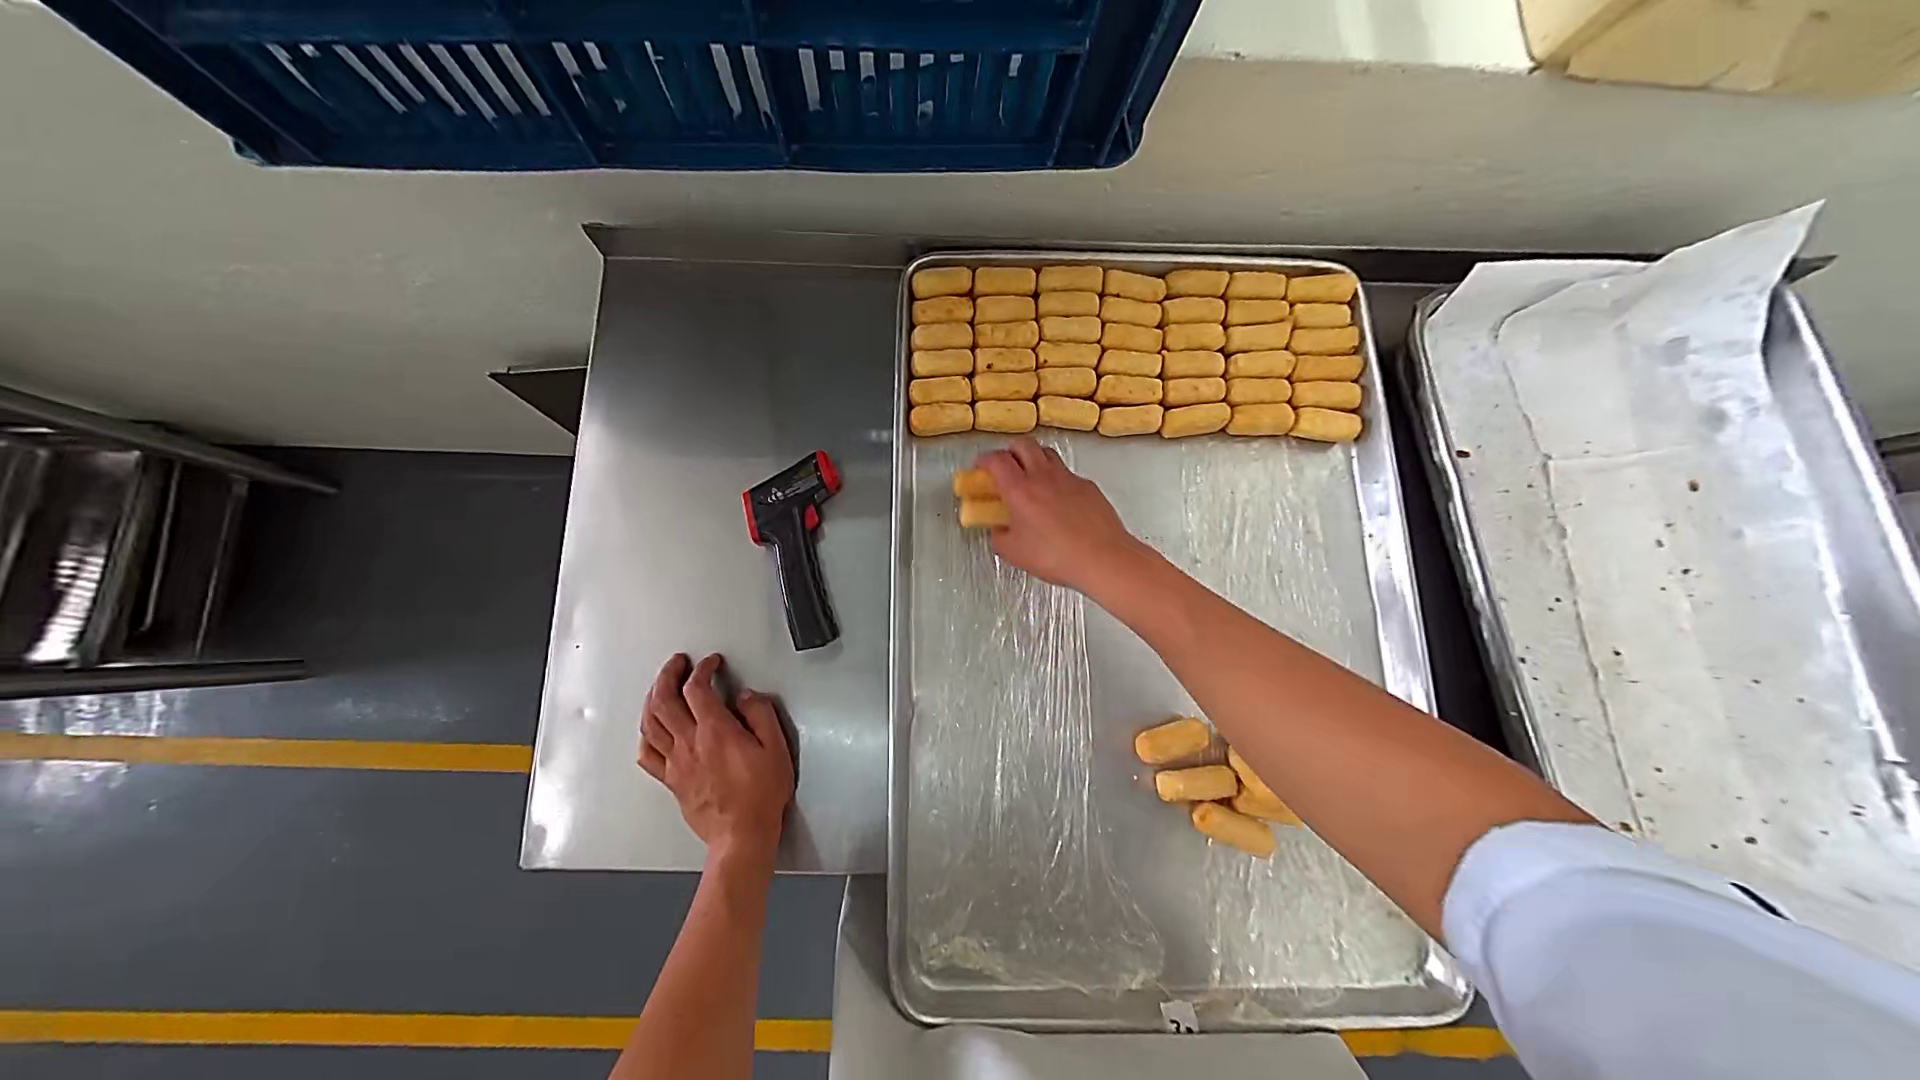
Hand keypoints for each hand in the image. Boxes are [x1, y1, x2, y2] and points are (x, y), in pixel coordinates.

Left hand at [638, 653, 794, 862]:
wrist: (741, 835)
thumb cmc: (760, 796)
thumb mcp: (776, 748)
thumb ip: (761, 715)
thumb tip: (747, 697)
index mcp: (716, 732)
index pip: (697, 689)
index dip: (703, 669)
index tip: (711, 663)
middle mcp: (691, 744)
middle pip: (663, 700)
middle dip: (668, 675)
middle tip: (678, 664)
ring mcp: (677, 763)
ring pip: (650, 723)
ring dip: (652, 698)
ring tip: (661, 687)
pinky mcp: (672, 780)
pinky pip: (648, 754)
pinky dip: (645, 735)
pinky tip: (650, 729)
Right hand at [974, 438, 1150, 594]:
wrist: (1102, 558)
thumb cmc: (1058, 556)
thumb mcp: (1014, 553)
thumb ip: (999, 537)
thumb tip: (998, 531)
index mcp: (1019, 490)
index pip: (996, 460)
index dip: (984, 460)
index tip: (980, 467)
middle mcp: (1043, 477)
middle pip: (1023, 445)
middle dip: (1009, 452)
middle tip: (1004, 467)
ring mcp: (1068, 478)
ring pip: (1047, 454)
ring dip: (1034, 459)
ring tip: (1030, 479)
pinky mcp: (1088, 486)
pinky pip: (1067, 473)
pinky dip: (1057, 479)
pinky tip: (1058, 499)